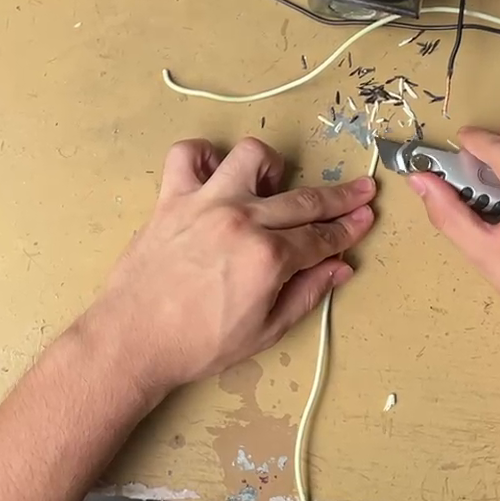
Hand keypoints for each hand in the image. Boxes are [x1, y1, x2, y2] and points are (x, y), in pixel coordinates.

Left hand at [86, 137, 375, 394]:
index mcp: (268, 257)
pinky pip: (187, 155)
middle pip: (303, 200)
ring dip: (270, 167)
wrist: (133, 341)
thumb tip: (341, 267)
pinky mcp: (171, 198)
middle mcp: (241, 220)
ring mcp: (205, 203)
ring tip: (272, 187)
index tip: (366, 215)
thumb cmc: (199, 345)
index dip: (349, 227)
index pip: (322, 237)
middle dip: (340, 196)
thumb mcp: (266, 331)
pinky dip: (204, 157)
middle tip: (360, 190)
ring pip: (250, 157)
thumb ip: (308, 294)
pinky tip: (216, 176)